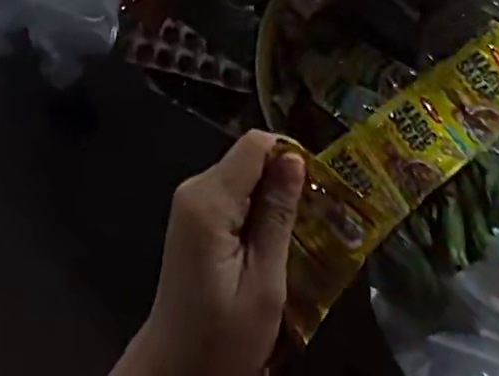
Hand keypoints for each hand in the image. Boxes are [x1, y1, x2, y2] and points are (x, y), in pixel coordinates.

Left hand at [114, 132, 306, 375]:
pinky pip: (231, 195)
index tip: (320, 183)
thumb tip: (294, 159)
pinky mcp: (193, 216)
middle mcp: (194, 189)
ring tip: (305, 229)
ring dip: (273, 196)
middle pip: (248, 158)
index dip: (289, 153)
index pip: (253, 145)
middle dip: (285, 177)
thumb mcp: (264, 283)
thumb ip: (277, 216)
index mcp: (208, 200)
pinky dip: (257, 208)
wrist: (177, 366)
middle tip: (321, 212)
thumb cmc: (223, 336)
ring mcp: (190, 201)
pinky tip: (277, 240)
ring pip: (242, 175)